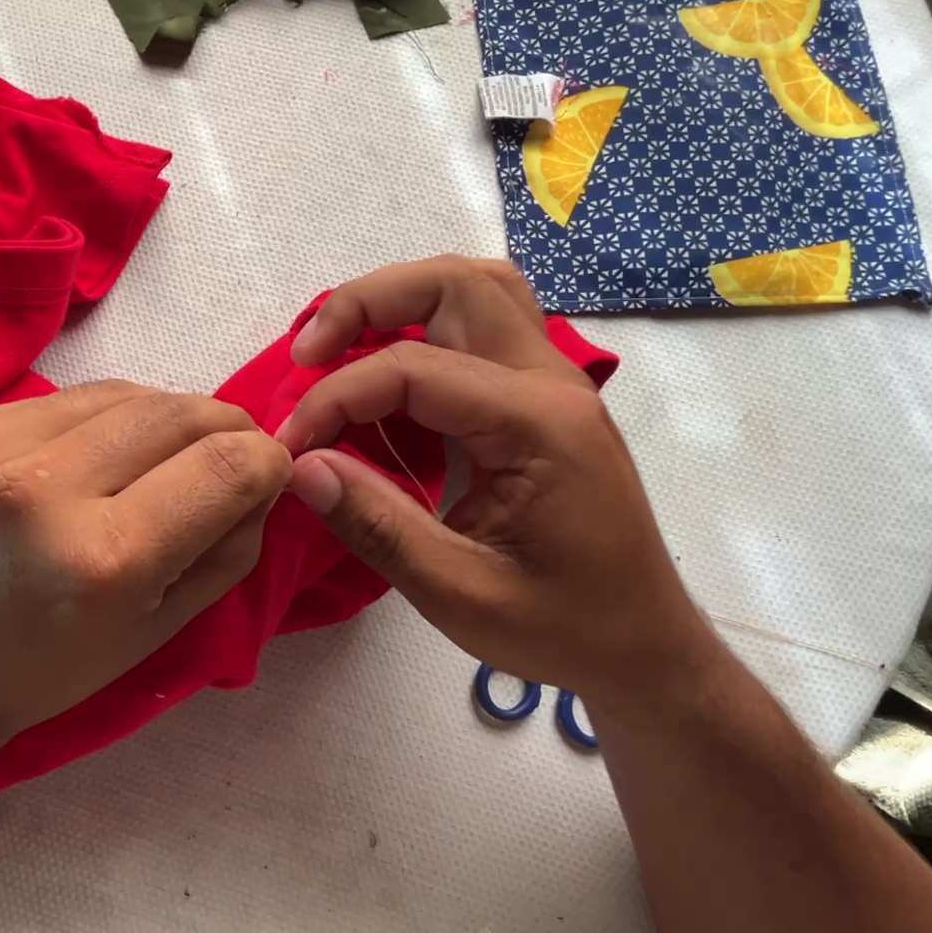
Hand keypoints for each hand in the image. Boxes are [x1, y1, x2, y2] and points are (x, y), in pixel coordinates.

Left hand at [0, 381, 292, 749]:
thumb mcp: (162, 629)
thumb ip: (230, 545)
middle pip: (180, 412)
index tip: (268, 474)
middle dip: (227, 428)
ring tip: (164, 460)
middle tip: (231, 455)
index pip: (227, 465)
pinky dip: (109, 421)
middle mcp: (46, 486)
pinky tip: (100, 457)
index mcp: (104, 558)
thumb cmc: (50, 669)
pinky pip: (74, 398)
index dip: (269, 461)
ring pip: (130, 392)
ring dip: (168, 419)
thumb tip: (264, 471)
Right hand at [275, 256, 712, 702]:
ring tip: (336, 345)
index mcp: (538, 425)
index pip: (413, 369)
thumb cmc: (562, 628)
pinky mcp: (541, 400)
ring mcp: (553, 384)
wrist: (643, 647)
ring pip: (474, 290)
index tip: (288, 446)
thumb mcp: (459, 593)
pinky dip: (421, 325)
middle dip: (363, 305)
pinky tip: (384, 368)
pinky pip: (481, 326)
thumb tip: (300, 467)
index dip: (335, 398)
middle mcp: (552, 382)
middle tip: (303, 355)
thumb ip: (377, 524)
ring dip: (397, 301)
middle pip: (454, 285)